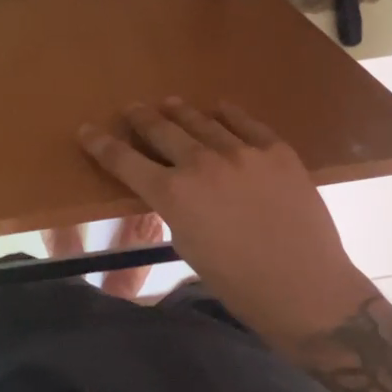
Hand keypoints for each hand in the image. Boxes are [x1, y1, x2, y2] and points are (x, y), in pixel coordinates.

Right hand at [78, 99, 372, 342]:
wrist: (305, 287)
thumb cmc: (238, 284)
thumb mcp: (188, 248)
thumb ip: (175, 211)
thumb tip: (175, 192)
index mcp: (172, 194)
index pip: (125, 161)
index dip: (101, 144)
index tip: (87, 130)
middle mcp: (202, 163)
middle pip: (162, 131)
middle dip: (142, 119)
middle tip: (131, 109)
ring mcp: (243, 152)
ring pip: (202, 122)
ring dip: (180, 112)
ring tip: (168, 103)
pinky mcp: (278, 151)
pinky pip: (247, 124)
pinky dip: (228, 114)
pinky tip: (220, 108)